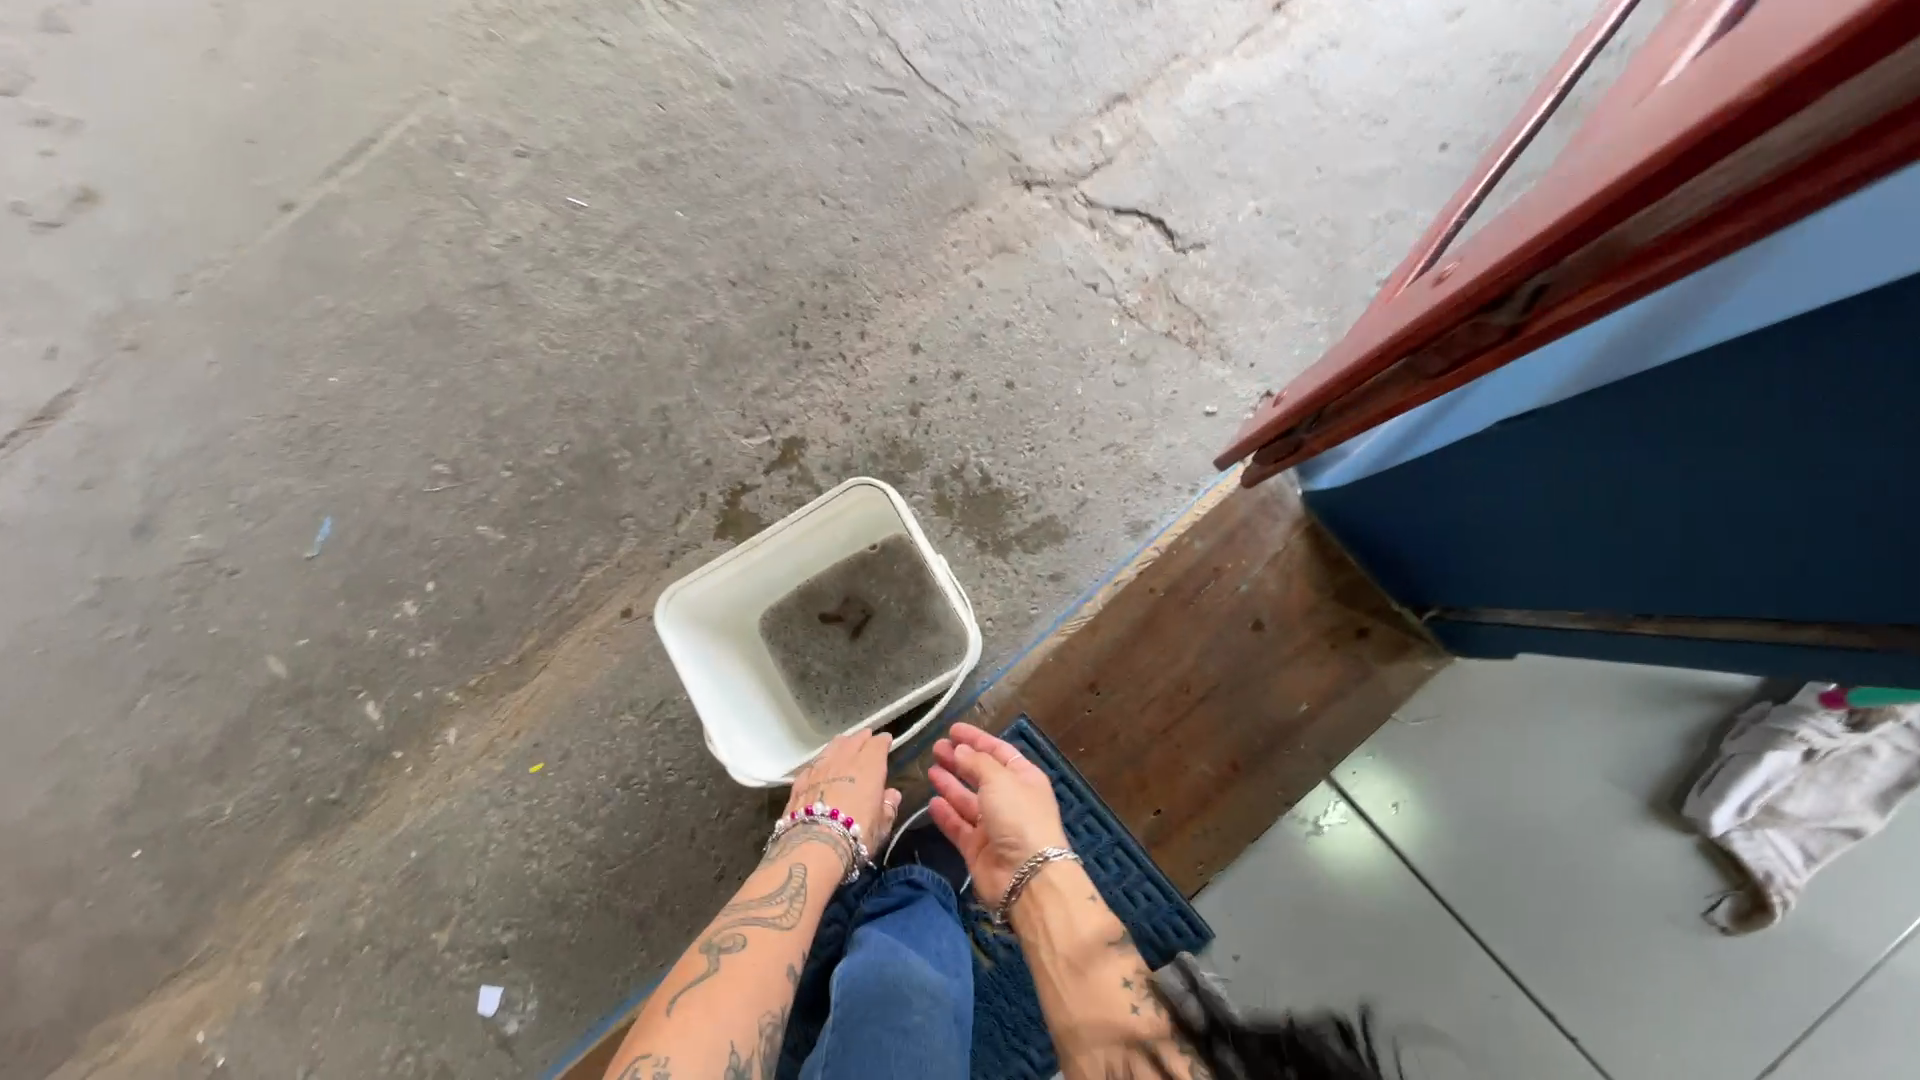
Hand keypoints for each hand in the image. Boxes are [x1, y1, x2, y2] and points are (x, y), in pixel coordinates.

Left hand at [785, 731, 901, 849]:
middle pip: (853, 741)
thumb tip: (892, 795)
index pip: (877, 745)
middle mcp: (844, 760)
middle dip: (862, 738)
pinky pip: (813, 765)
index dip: (883, 741)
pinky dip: (821, 764)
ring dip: (840, 745)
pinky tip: (820, 768)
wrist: (814, 846)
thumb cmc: (855, 834)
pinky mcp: (800, 782)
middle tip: (866, 738)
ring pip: (831, 748)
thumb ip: (888, 807)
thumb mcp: (881, 826)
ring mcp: (819, 769)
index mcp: (869, 767)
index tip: (886, 740)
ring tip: (844, 745)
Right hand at [928, 722, 1069, 900]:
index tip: (952, 730)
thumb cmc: (1019, 817)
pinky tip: (932, 801)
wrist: (1027, 876)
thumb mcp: (1000, 780)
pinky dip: (946, 814)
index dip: (976, 739)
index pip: (998, 752)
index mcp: (1024, 778)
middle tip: (936, 748)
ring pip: (967, 800)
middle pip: (981, 774)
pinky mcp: (978, 848)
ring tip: (931, 769)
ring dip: (950, 784)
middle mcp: (1010, 800)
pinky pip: (959, 826)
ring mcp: (993, 825)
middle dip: (960, 760)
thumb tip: (960, 750)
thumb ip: (977, 762)